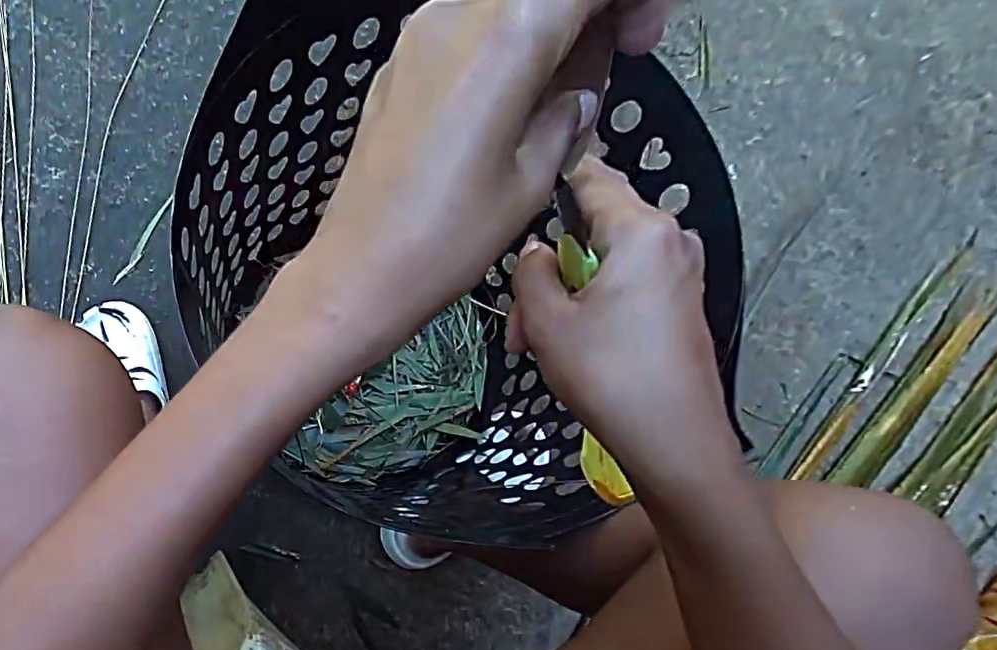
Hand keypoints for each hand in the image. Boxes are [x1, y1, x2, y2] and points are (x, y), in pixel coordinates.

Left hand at [295, 0, 668, 353]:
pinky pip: (459, 34)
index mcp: (509, 32)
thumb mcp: (531, 181)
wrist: (357, 276)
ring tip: (543, 102)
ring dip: (537, 33)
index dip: (631, 0)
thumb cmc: (444, 241)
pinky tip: (496, 107)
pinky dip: (492, 51)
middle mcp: (457, 12)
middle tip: (593, 73)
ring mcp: (416, 38)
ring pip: (500, 5)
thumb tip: (576, 93)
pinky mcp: (391, 71)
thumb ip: (567, 114)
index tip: (640, 40)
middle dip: (583, 15)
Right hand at [506, 157, 736, 492]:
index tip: (521, 194)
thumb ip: (531, 275)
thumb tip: (534, 252)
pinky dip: (591, 311)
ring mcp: (679, 274)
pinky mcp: (678, 306)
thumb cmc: (606, 373)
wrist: (671, 434)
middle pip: (592, 235)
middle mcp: (670, 240)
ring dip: (563, 301)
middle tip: (519, 330)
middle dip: (547, 276)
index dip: (554, 184)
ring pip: (604, 269)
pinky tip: (571, 349)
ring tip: (538, 348)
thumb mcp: (548, 323)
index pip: (593, 180)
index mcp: (642, 231)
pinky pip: (624, 291)